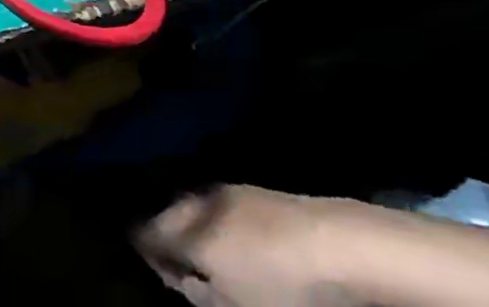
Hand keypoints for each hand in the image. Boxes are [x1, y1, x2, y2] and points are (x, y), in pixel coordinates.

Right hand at [134, 186, 365, 306]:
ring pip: (202, 213)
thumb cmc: (284, 286)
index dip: (154, 261)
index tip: (179, 284)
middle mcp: (193, 202)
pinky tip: (259, 247)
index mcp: (181, 229)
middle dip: (180, 244)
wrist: (345, 246)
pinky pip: (230, 211)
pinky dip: (233, 228)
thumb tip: (189, 284)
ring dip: (208, 234)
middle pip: (170, 220)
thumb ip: (204, 297)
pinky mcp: (259, 192)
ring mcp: (226, 192)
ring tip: (232, 261)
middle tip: (202, 275)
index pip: (143, 235)